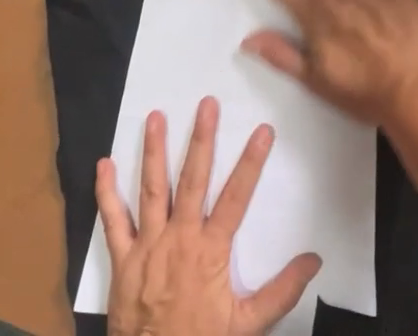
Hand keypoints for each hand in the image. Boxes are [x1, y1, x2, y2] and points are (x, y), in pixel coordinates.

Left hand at [98, 97, 321, 335]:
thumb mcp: (248, 324)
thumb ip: (281, 291)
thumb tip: (314, 260)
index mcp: (210, 250)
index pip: (236, 197)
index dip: (251, 163)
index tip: (263, 131)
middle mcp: (179, 238)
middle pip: (192, 180)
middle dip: (201, 140)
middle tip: (206, 104)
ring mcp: (147, 245)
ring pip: (152, 189)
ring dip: (154, 151)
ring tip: (156, 116)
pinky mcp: (122, 258)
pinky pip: (112, 220)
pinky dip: (106, 192)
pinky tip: (104, 164)